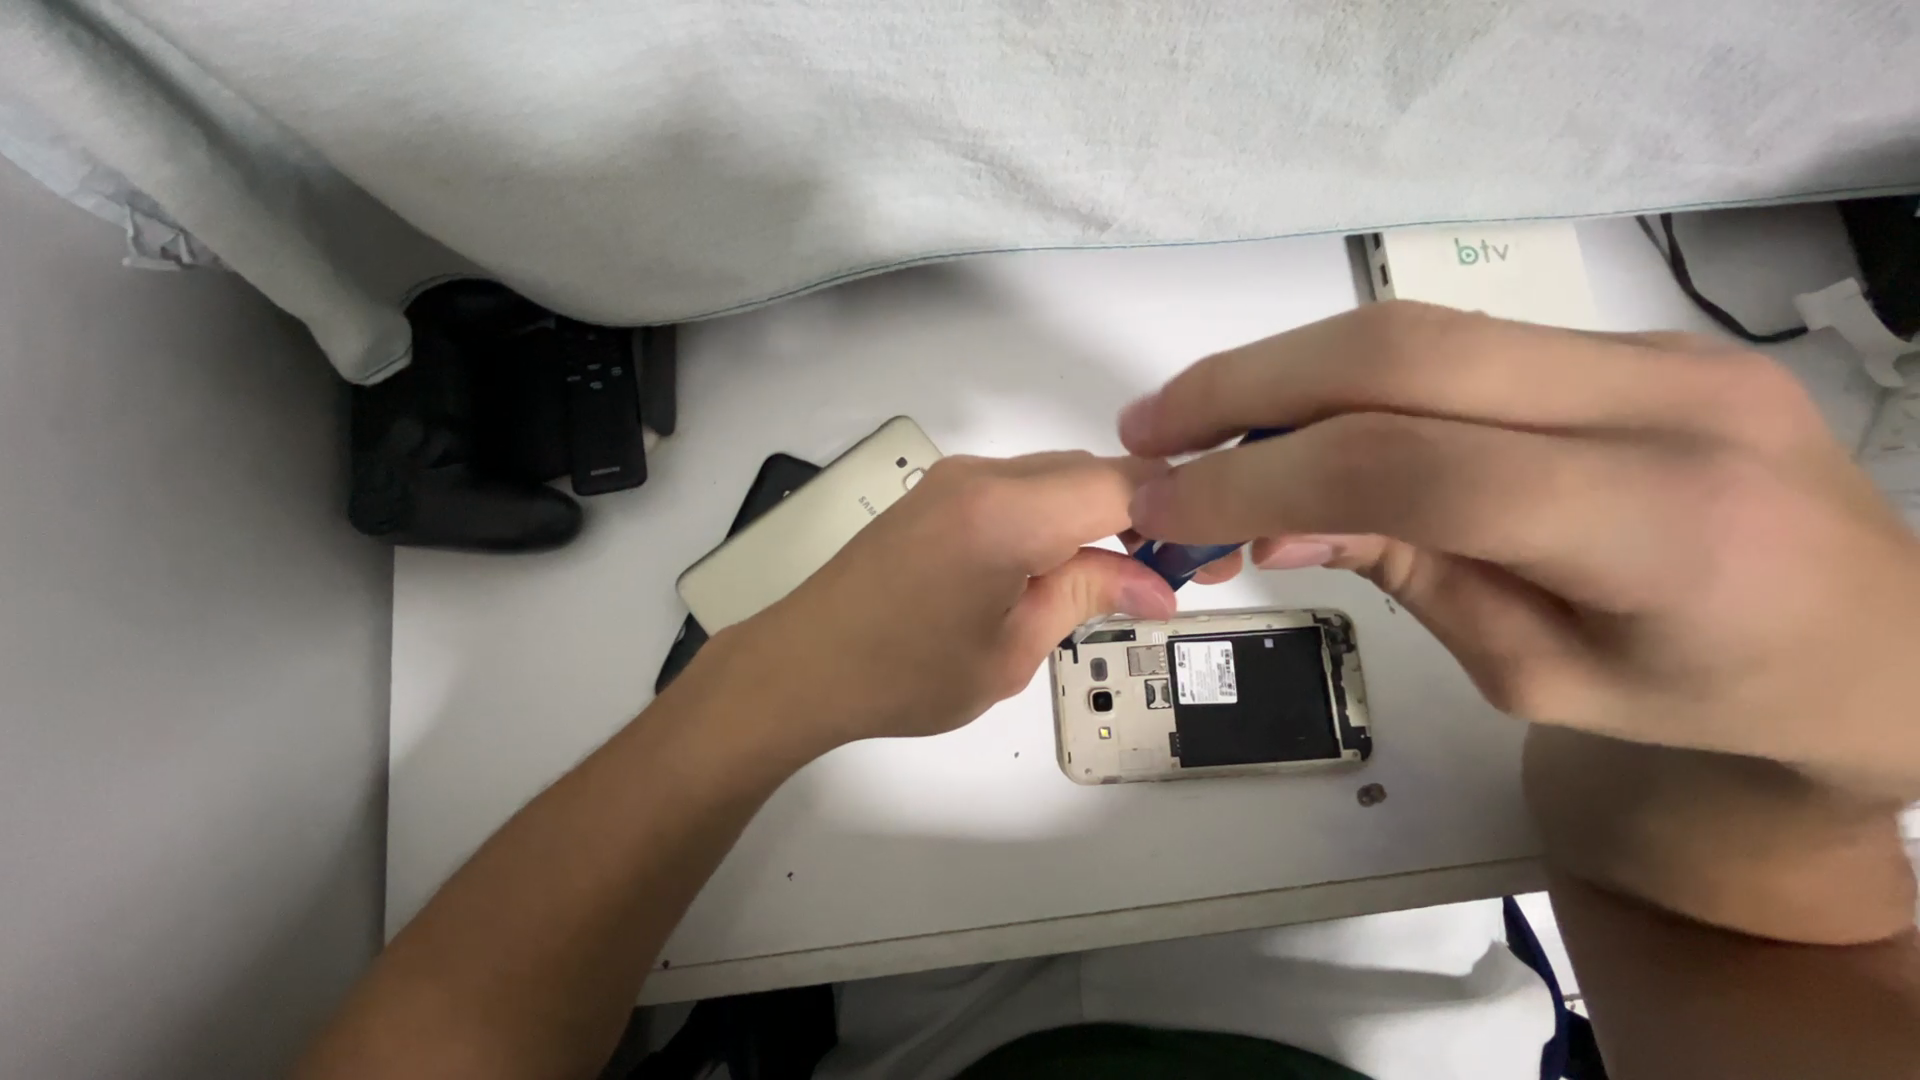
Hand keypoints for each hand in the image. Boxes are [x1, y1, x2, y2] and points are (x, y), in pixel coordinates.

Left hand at [712, 452, 1178, 750]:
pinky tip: (1051, 564)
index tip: (1199, 562)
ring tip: (1106, 580)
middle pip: (1091, 473)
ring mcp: (953, 477)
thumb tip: (1154, 586)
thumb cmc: (904, 675)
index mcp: (1006, 515)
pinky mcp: (936, 491)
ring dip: (1092, 517)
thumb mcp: (1013, 651)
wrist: (804, 665)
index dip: (1174, 516)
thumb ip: (1086, 597)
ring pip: (1055, 477)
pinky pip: (1017, 486)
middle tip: (1161, 579)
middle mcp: (981, 476)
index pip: (1123, 485)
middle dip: (1138, 518)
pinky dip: (1051, 515)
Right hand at [1118, 302, 1919, 798]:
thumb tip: (1266, 518)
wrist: (1869, 643)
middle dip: (1245, 387)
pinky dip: (1333, 375)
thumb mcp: (1530, 672)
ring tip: (1188, 420)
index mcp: (1661, 527)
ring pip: (1412, 326)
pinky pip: (1443, 341)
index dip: (1262, 479)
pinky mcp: (1616, 341)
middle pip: (1403, 354)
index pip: (1415, 470)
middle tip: (1147, 432)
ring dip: (1275, 369)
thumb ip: (1402, 572)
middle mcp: (1665, 403)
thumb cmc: (1693, 698)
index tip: (1162, 505)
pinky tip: (1279, 415)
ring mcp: (1648, 351)